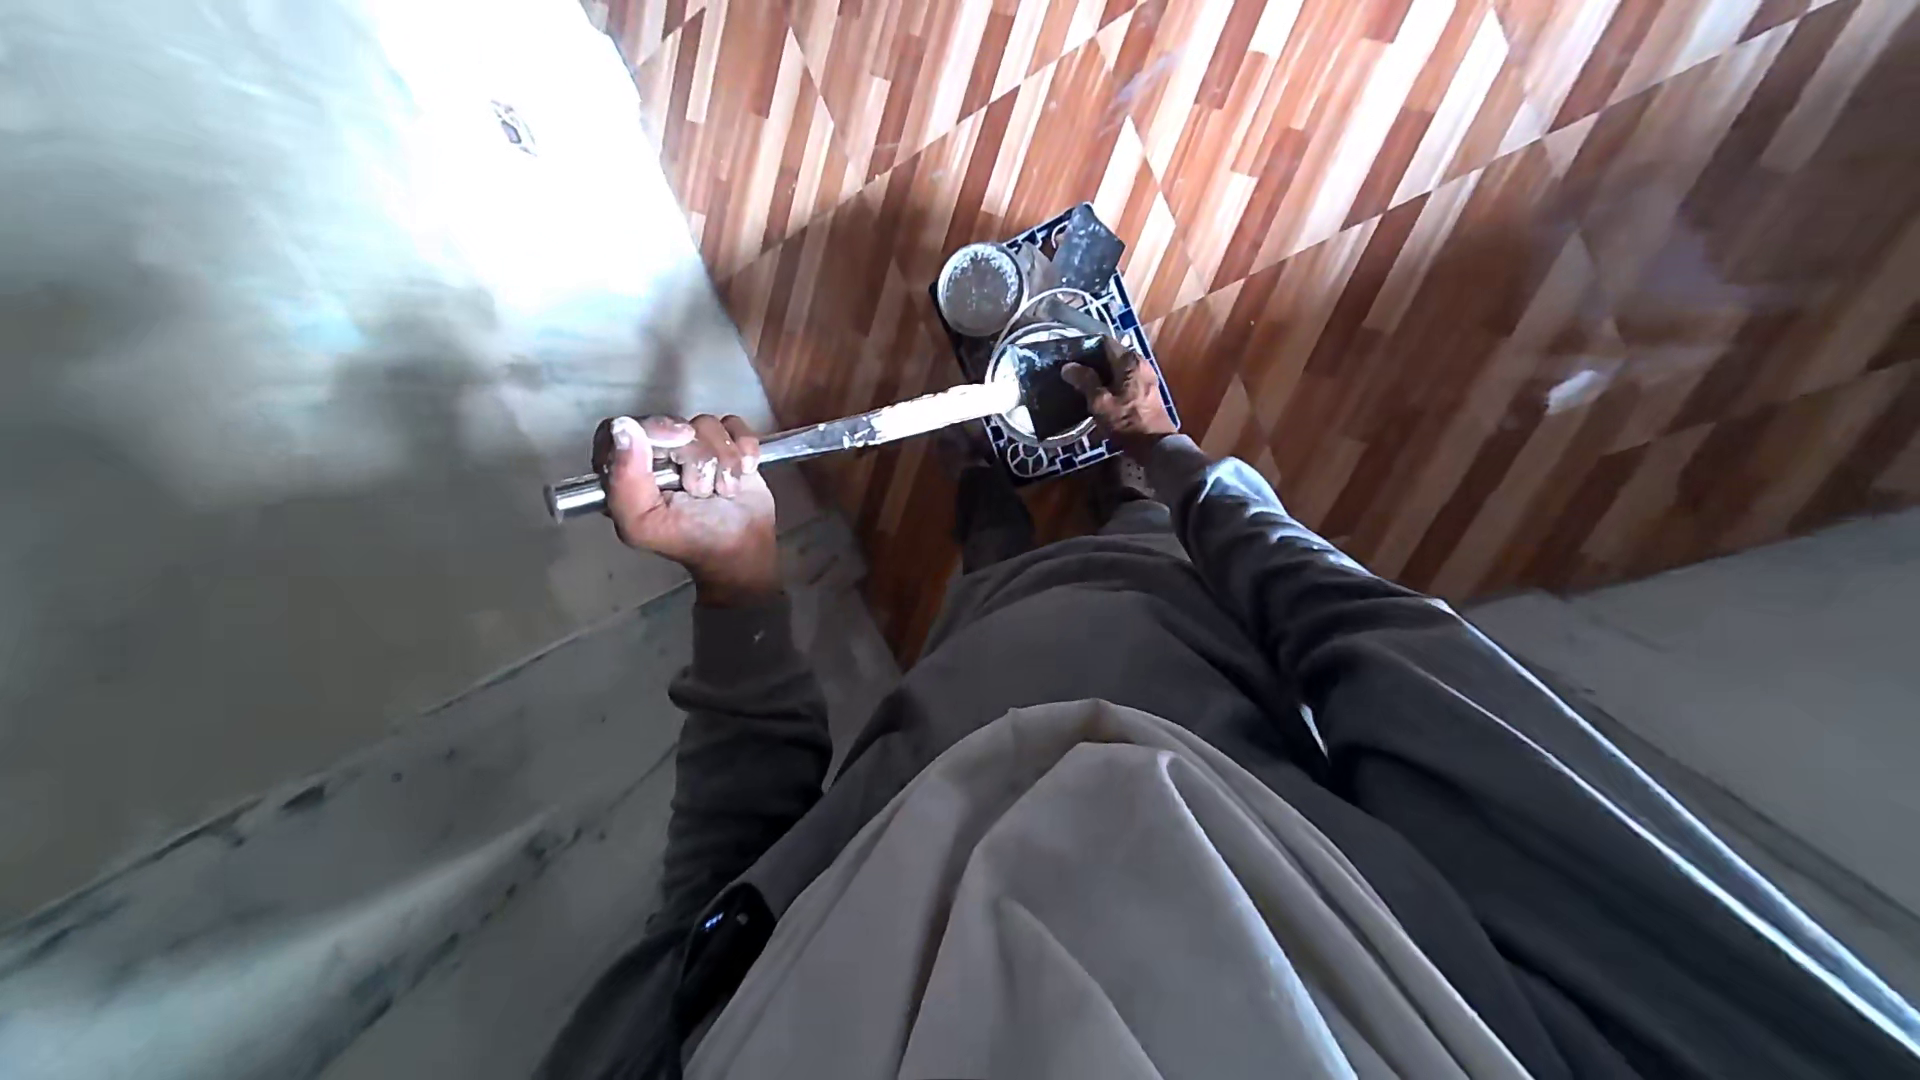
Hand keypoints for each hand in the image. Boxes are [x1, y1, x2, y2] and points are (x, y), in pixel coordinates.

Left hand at [595, 414, 778, 604]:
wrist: (744, 550)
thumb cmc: (693, 540)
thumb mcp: (643, 523)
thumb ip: (624, 479)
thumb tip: (624, 428)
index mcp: (627, 470)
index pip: (622, 427)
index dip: (651, 429)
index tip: (677, 442)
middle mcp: (659, 453)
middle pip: (671, 423)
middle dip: (696, 457)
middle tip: (701, 489)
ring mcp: (695, 446)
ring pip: (706, 424)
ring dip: (724, 461)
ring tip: (724, 489)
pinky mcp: (727, 444)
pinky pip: (734, 425)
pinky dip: (746, 448)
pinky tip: (745, 471)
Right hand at [1061, 337, 1175, 456]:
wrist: (1154, 445)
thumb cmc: (1126, 421)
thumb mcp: (1100, 402)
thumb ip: (1085, 381)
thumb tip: (1068, 366)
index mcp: (1130, 361)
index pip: (1104, 343)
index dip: (1086, 348)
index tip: (1070, 357)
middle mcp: (1140, 363)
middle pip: (1111, 355)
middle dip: (1092, 362)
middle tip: (1073, 372)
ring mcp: (1146, 376)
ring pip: (1118, 369)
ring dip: (1101, 375)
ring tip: (1083, 384)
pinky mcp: (1146, 390)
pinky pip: (1124, 380)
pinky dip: (1111, 383)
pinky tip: (1100, 394)